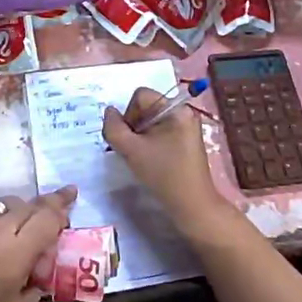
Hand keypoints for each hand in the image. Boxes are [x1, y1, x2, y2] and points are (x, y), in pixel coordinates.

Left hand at [0, 187, 77, 301]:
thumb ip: (40, 280)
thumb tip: (46, 261)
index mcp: (16, 251)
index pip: (47, 217)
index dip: (61, 207)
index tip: (70, 197)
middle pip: (29, 205)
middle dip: (42, 209)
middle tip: (49, 218)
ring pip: (6, 203)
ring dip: (17, 211)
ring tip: (16, 229)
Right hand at [103, 88, 236, 234]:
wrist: (192, 205)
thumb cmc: (163, 174)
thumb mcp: (131, 150)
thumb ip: (114, 128)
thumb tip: (109, 111)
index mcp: (176, 109)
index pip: (141, 96)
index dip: (128, 115)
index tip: (129, 139)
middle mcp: (184, 112)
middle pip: (146, 107)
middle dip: (134, 126)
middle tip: (133, 150)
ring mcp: (187, 127)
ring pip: (152, 121)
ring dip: (140, 136)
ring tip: (141, 157)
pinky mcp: (186, 141)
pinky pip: (161, 131)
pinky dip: (150, 142)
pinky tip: (150, 160)